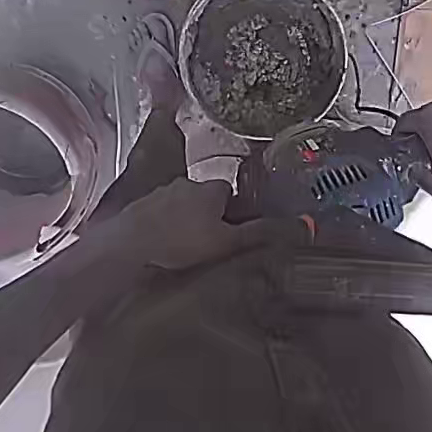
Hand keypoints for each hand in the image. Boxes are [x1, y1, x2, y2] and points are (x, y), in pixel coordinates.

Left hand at [108, 178, 294, 270]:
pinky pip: (157, 214)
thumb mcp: (229, 242)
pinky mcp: (137, 207)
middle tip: (209, 242)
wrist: (128, 246)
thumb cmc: (182, 243)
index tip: (232, 230)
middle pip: (204, 197)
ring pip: (179, 205)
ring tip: (183, 247)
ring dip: (183, 219)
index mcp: (211, 189)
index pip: (229, 191)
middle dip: (208, 214)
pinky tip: (161, 246)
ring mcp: (158, 194)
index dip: (233, 210)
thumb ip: (261, 233)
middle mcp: (185, 184)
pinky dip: (162, 225)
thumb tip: (303, 224)